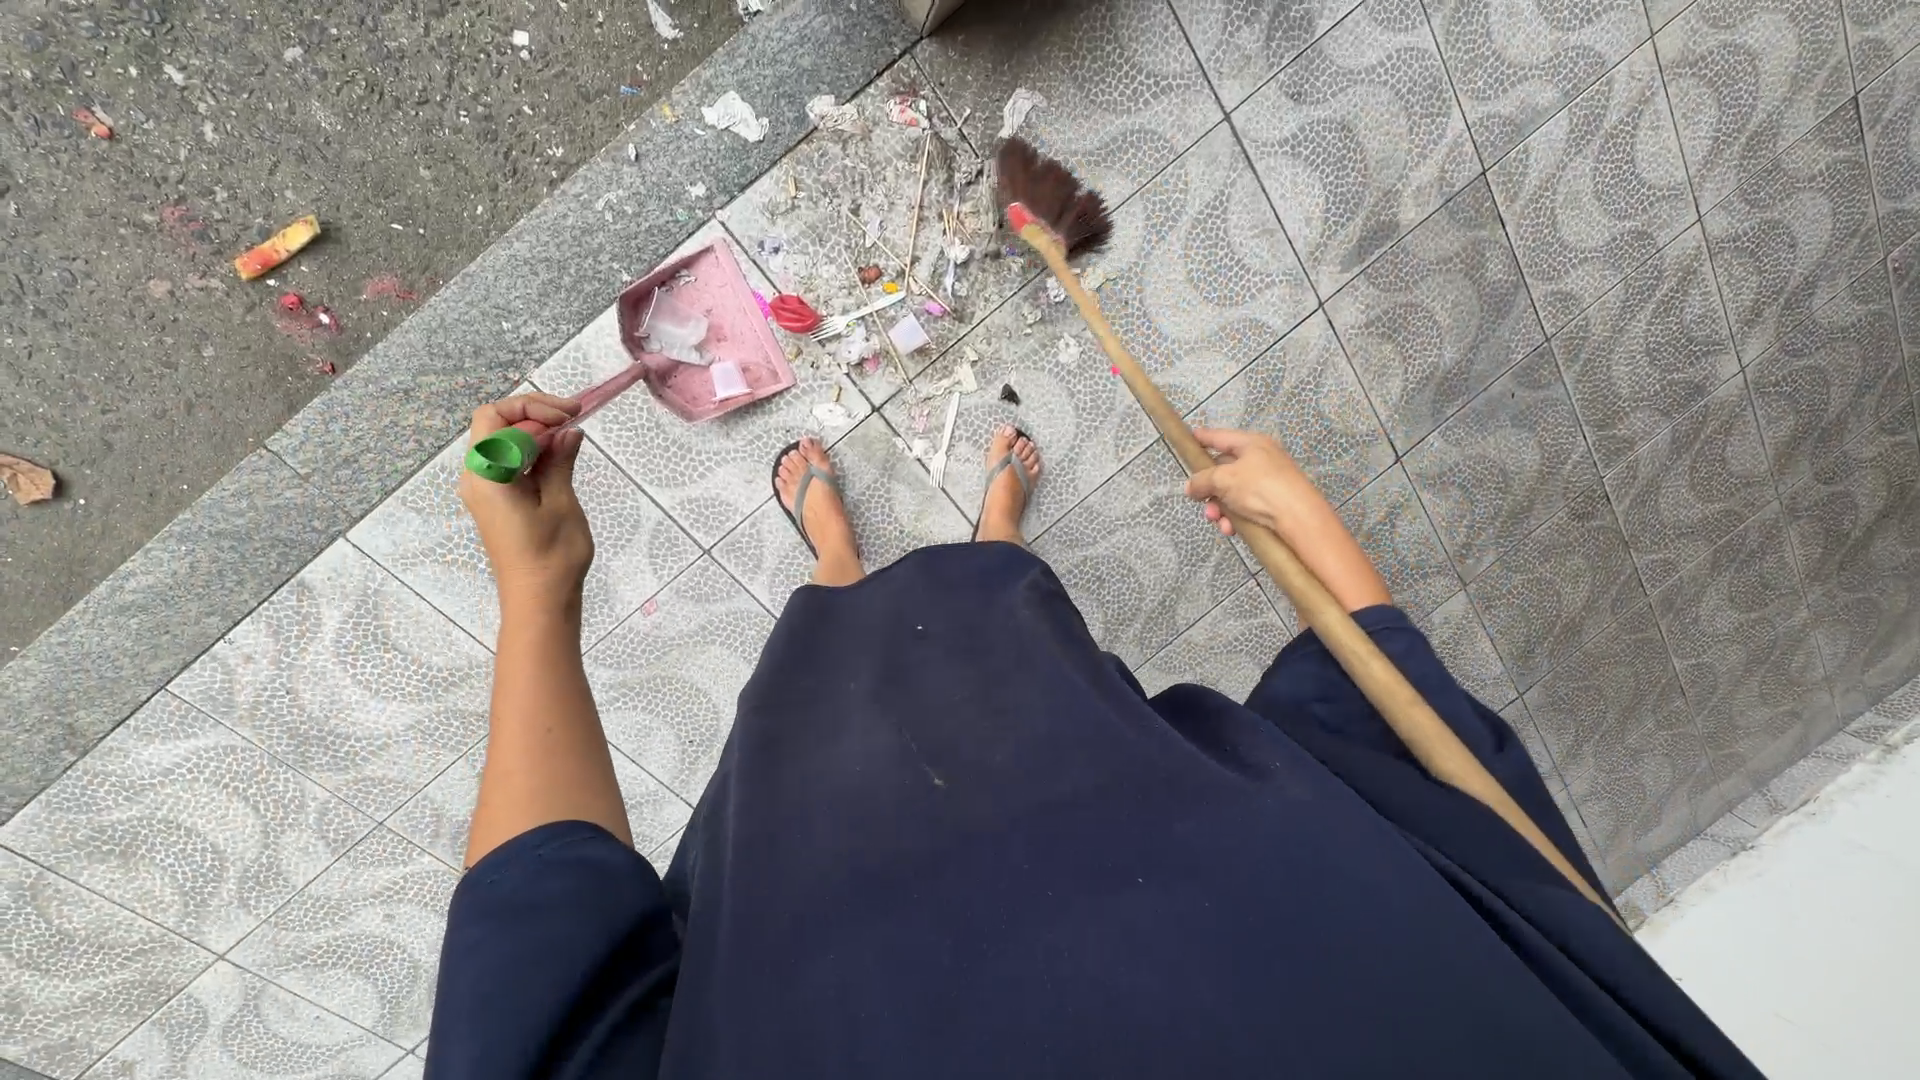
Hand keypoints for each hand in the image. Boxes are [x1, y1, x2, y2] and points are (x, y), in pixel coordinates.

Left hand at [457, 392, 594, 612]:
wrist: (539, 600)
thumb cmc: (553, 555)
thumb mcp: (561, 502)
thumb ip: (559, 461)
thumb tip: (568, 432)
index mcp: (487, 475)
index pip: (497, 418)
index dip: (534, 406)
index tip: (572, 414)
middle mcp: (477, 477)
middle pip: (495, 425)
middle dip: (534, 414)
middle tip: (575, 420)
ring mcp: (485, 490)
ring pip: (502, 443)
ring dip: (535, 432)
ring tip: (571, 436)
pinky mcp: (497, 501)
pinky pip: (509, 463)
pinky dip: (533, 452)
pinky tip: (560, 456)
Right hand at [1183, 427, 1298, 537]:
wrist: (1298, 517)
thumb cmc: (1260, 488)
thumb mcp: (1223, 478)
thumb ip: (1202, 480)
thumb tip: (1190, 487)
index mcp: (1251, 444)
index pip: (1220, 437)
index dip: (1202, 438)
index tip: (1188, 439)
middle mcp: (1260, 460)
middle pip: (1222, 470)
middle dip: (1208, 488)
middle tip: (1198, 500)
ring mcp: (1266, 482)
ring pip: (1230, 493)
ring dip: (1219, 508)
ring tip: (1216, 519)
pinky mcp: (1270, 504)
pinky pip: (1243, 508)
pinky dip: (1233, 518)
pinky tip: (1230, 528)